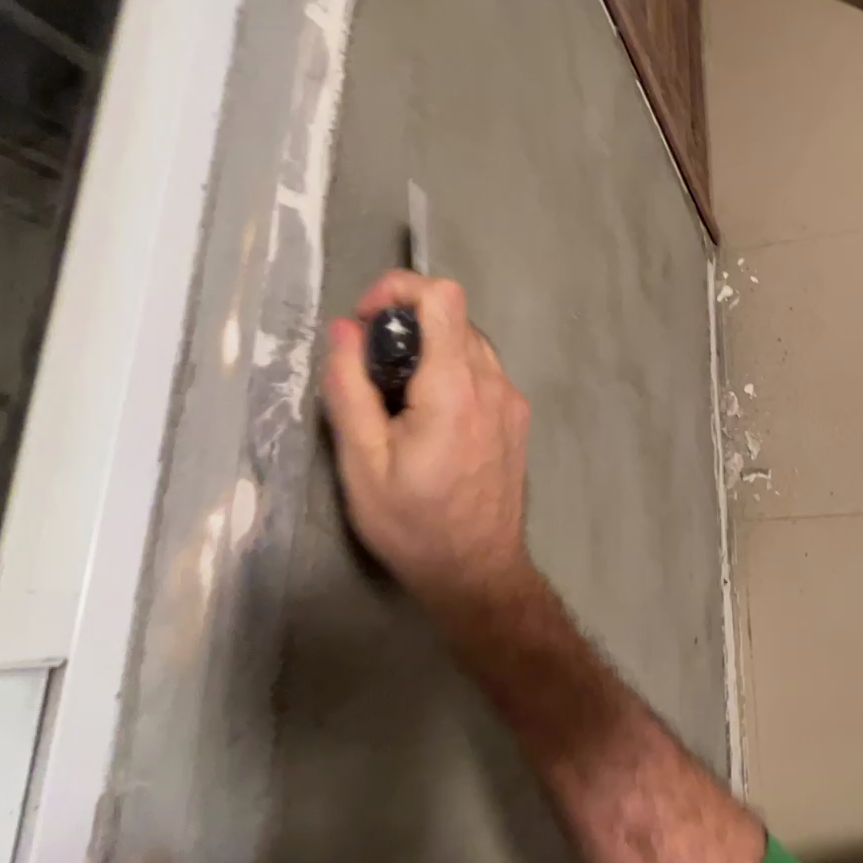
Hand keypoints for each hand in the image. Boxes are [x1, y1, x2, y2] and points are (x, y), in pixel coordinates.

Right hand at [321, 271, 533, 601]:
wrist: (479, 572)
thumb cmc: (414, 525)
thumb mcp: (362, 464)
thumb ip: (350, 389)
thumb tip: (344, 330)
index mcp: (455, 387)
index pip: (442, 296)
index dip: (398, 290)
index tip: (366, 323)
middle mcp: (493, 382)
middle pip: (453, 316)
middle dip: (407, 327)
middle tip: (373, 373)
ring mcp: (512, 400)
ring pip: (469, 343)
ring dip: (430, 352)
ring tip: (399, 402)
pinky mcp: (517, 418)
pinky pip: (482, 372)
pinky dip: (451, 374)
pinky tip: (431, 421)